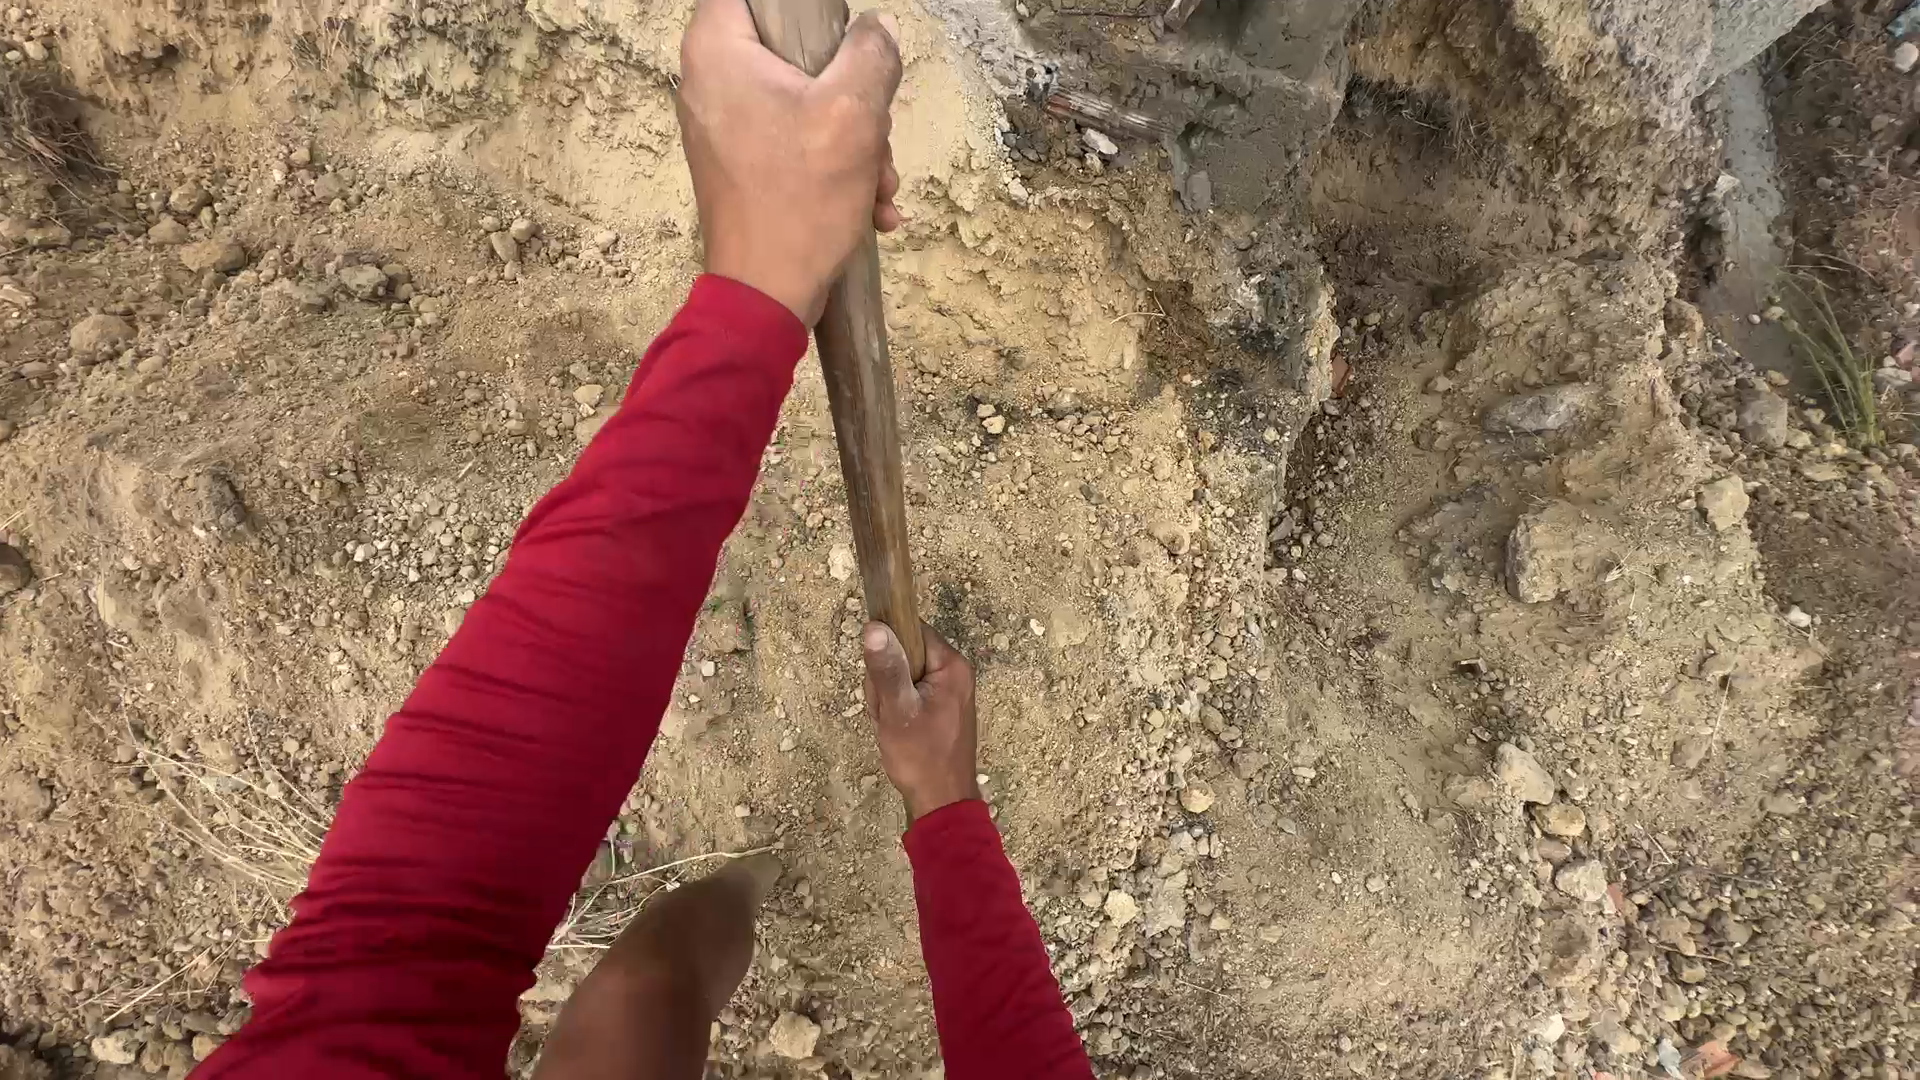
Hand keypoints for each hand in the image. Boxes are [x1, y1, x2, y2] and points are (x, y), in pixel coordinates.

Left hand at [677, 0, 904, 324]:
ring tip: (882, 193)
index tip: (846, 52)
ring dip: (858, 151)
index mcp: (718, 49)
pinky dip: (836, 177)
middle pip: (798, 59)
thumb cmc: (801, 200)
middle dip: (856, 104)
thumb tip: (879, 29)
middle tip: (879, 145)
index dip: (814, 17)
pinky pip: (796, 153)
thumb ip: (871, 55)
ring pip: (807, 111)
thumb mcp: (853, 116)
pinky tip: (871, 213)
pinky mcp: (743, 174)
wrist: (768, 297)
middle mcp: (712, 83)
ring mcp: (726, 133)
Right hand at [862, 622, 979, 821]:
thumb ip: (887, 668)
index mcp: (951, 664)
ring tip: (892, 725)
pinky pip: (909, 694)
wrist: (941, 801)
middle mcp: (955, 671)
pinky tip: (898, 730)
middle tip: (888, 712)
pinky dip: (897, 710)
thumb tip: (874, 627)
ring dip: (888, 700)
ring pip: (902, 676)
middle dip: (886, 682)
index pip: (910, 631)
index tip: (882, 679)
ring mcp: (949, 689)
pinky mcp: (941, 705)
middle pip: (904, 654)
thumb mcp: (898, 710)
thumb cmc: (921, 756)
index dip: (888, 651)